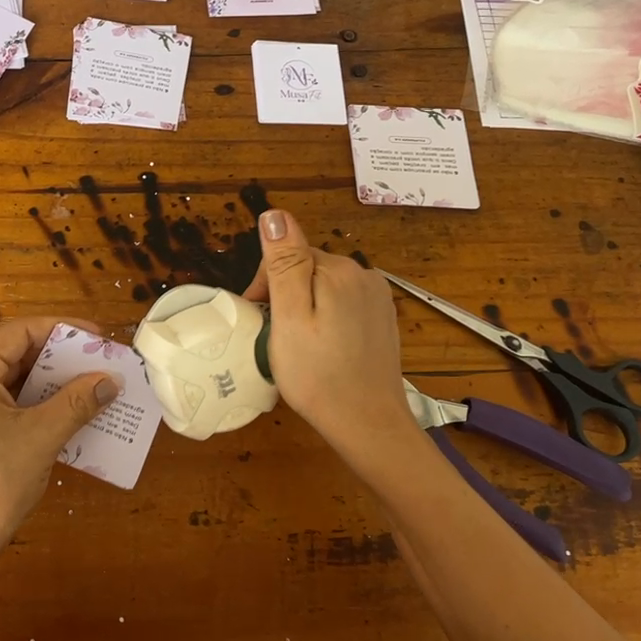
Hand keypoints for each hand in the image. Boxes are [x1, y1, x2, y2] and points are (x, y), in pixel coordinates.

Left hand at [0, 317, 119, 566]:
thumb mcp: (41, 438)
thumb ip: (77, 402)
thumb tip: (110, 380)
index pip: (19, 332)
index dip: (61, 330)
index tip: (96, 337)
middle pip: (10, 353)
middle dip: (55, 359)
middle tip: (95, 364)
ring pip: (3, 378)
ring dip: (43, 382)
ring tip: (84, 388)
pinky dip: (25, 402)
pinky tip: (57, 414)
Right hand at [244, 209, 416, 451]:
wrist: (368, 426)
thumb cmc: (318, 375)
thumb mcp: (289, 318)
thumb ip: (284, 264)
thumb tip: (274, 214)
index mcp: (338, 271)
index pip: (286, 256)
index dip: (265, 286)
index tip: (258, 319)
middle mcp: (363, 275)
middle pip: (305, 268)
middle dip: (283, 294)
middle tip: (274, 337)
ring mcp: (377, 298)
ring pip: (323, 286)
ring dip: (304, 307)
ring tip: (297, 345)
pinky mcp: (382, 319)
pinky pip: (342, 303)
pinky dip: (326, 318)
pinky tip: (322, 348)